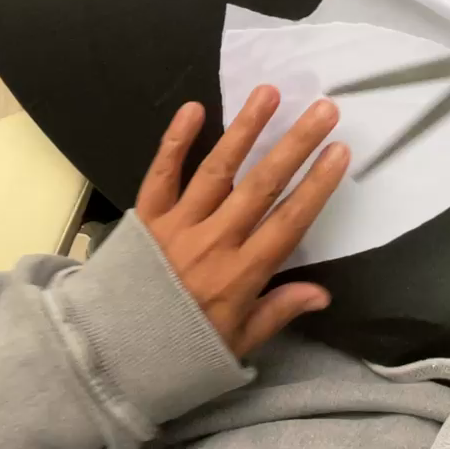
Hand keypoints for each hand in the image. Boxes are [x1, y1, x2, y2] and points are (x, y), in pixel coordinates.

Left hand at [136, 88, 349, 357]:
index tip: (339, 152)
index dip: (317, 186)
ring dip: (245, 129)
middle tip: (322, 109)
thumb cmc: (180, 350)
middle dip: (295, 145)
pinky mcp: (146, 217)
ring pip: (218, 170)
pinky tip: (194, 109)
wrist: (109, 356)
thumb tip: (323, 293)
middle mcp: (213, 242)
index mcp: (240, 275)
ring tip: (268, 92)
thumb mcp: (236, 346)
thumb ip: (277, 313)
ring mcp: (177, 225)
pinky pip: (161, 173)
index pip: (289, 222)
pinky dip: (176, 141)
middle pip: (261, 186)